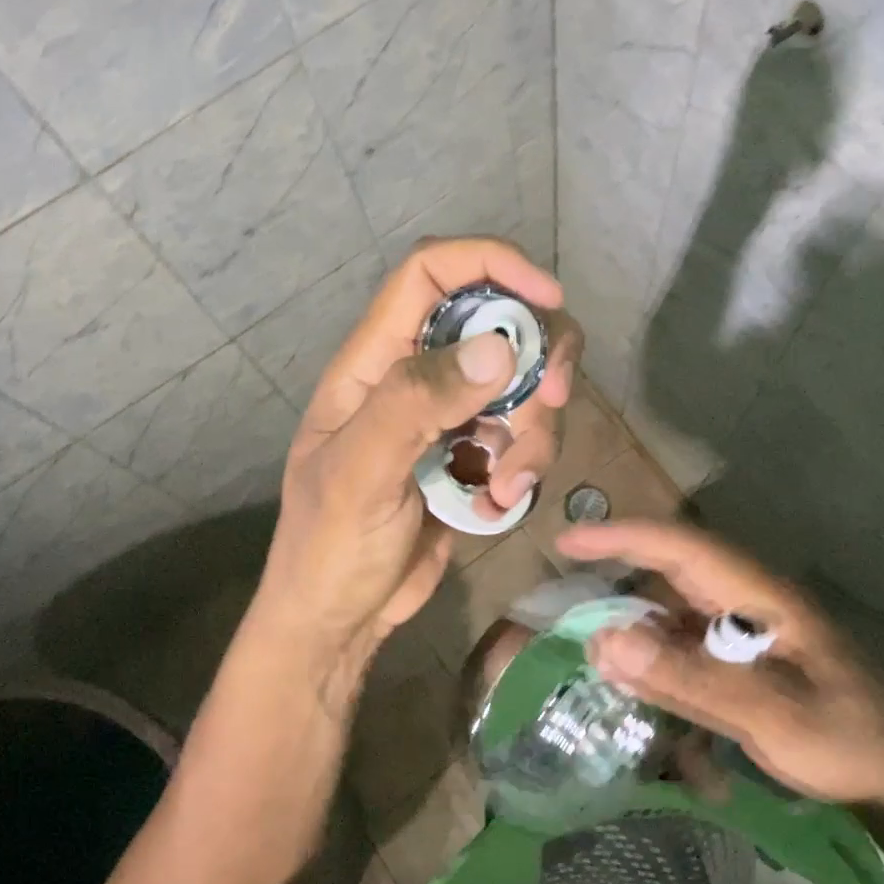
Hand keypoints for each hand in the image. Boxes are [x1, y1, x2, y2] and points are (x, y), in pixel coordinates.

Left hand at [254, 238, 579, 669]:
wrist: (341, 619)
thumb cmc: (331, 546)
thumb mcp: (361, 473)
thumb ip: (417, 403)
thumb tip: (500, 349)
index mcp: (374, 362)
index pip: (430, 274)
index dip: (491, 264)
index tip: (548, 298)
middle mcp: (417, 379)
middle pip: (500, 326)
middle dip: (538, 360)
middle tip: (552, 400)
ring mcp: (450, 421)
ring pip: (523, 390)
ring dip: (533, 435)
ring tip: (503, 489)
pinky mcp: (474, 462)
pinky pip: (524, 441)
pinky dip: (525, 470)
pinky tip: (495, 509)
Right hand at [555, 520, 883, 816]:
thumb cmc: (845, 743)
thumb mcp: (770, 715)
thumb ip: (690, 679)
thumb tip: (605, 642)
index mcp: (760, 597)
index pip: (681, 547)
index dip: (621, 538)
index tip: (567, 542)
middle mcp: (750, 605)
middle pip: (673, 574)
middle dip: (619, 578)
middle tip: (566, 600)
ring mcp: (750, 634)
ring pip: (676, 614)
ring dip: (637, 629)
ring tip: (597, 656)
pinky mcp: (748, 663)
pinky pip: (689, 650)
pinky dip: (659, 663)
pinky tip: (641, 689)